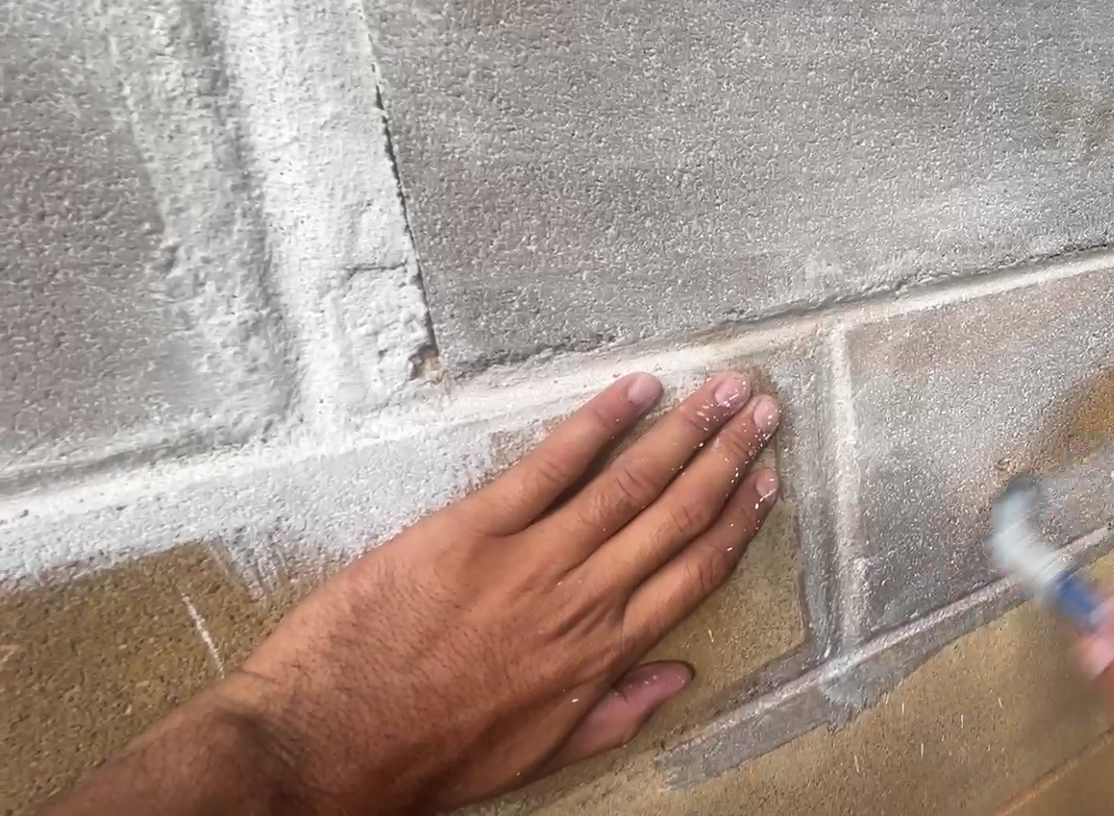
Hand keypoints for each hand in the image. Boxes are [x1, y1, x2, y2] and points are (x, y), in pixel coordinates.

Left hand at [49, 372, 782, 815]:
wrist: (310, 756)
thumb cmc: (432, 753)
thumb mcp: (540, 754)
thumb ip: (617, 712)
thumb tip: (685, 676)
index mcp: (605, 649)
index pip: (696, 570)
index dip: (740, 519)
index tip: (770, 478)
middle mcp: (587, 595)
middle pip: (679, 512)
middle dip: (730, 456)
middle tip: (765, 411)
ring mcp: (535, 556)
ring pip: (631, 481)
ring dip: (685, 430)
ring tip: (725, 390)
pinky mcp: (476, 527)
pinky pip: (551, 466)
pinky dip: (599, 423)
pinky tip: (637, 389)